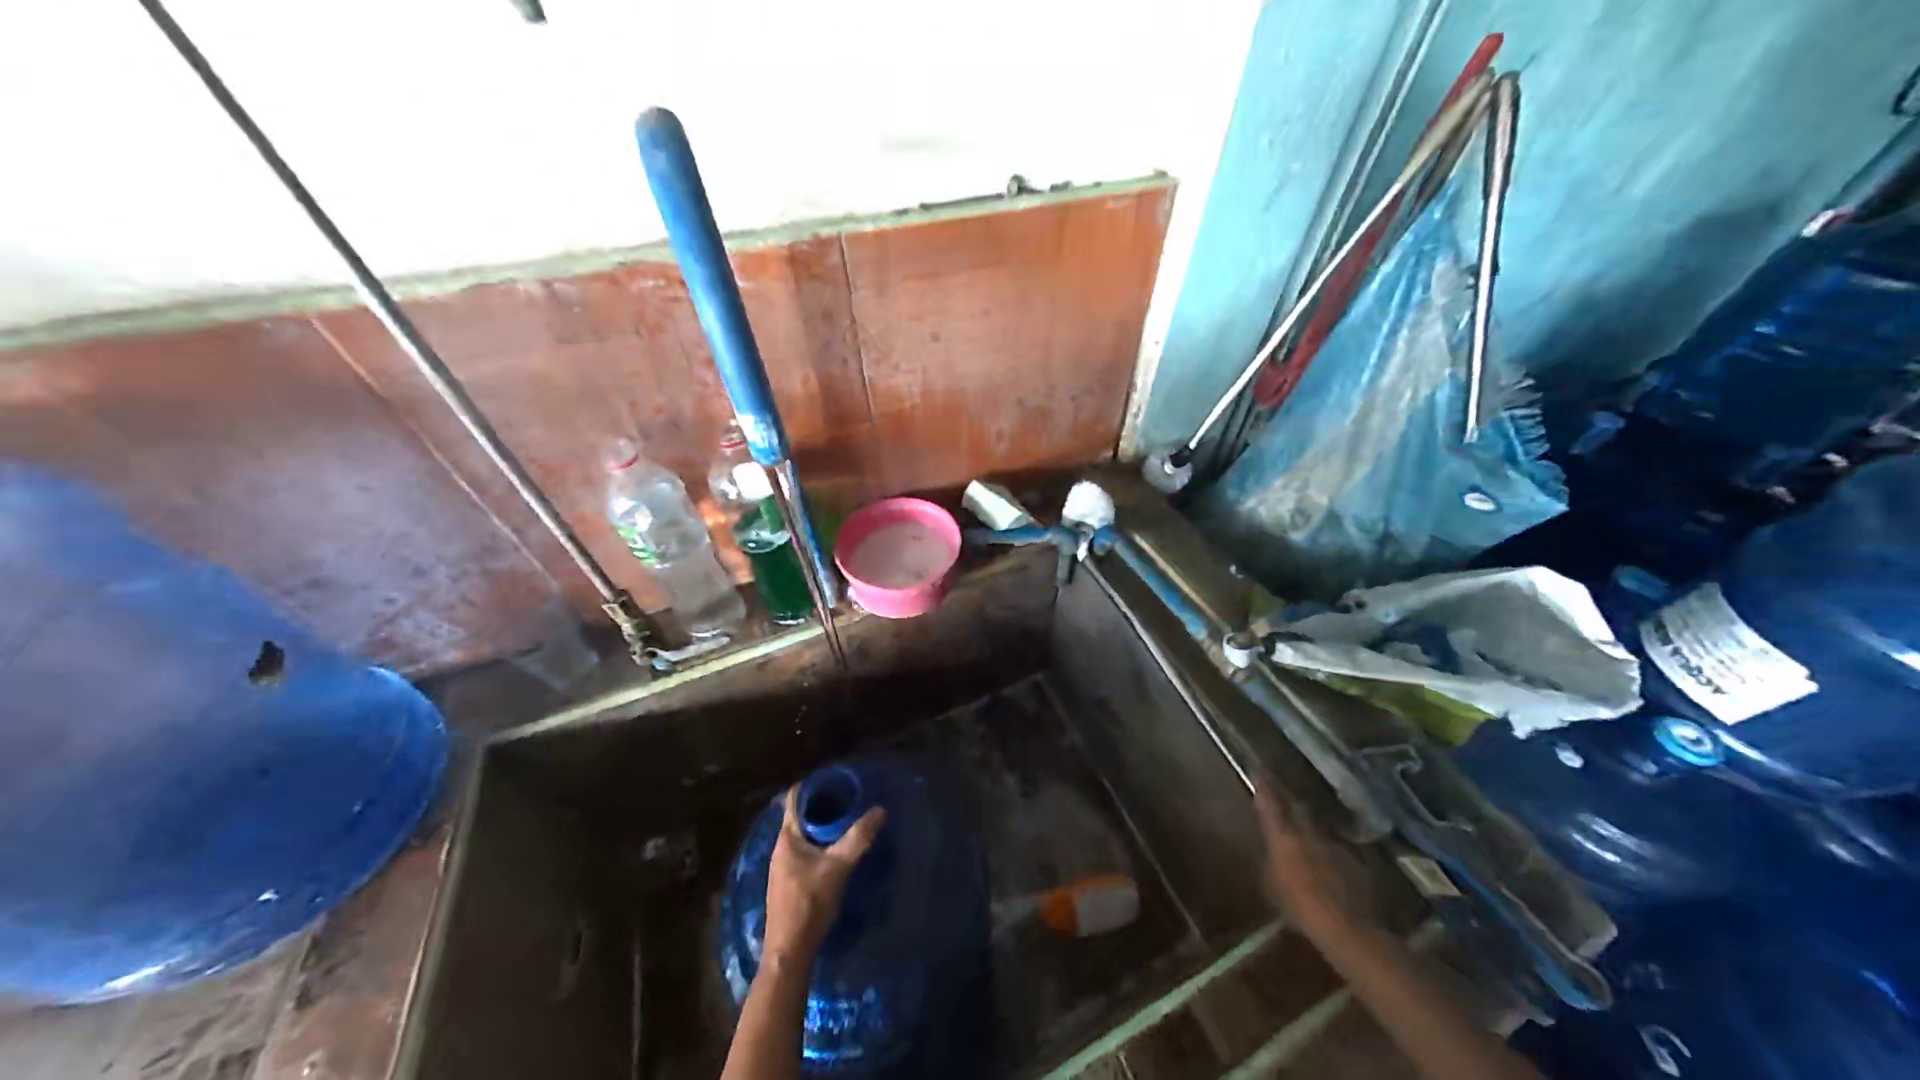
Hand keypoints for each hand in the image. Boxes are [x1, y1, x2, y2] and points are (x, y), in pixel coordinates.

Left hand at [762, 785, 886, 963]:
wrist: (789, 950)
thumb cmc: (810, 903)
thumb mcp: (838, 867)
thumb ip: (858, 838)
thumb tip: (879, 810)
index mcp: (787, 837)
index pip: (795, 798)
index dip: (814, 785)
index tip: (837, 780)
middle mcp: (780, 847)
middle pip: (800, 815)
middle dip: (823, 805)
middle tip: (849, 799)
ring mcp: (782, 865)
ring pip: (803, 834)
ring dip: (822, 825)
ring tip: (847, 820)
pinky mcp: (788, 881)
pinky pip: (804, 850)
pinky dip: (820, 842)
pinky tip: (836, 850)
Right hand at [1253, 781, 1369, 937]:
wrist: (1347, 929)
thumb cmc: (1299, 908)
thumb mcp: (1272, 887)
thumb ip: (1271, 864)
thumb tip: (1272, 857)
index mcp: (1283, 837)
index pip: (1270, 803)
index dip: (1263, 784)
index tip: (1257, 767)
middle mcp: (1309, 833)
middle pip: (1297, 806)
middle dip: (1287, 798)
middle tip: (1279, 793)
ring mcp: (1335, 845)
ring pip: (1318, 828)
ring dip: (1309, 828)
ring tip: (1304, 835)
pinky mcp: (1356, 861)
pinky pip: (1336, 850)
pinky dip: (1328, 853)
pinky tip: (1328, 867)